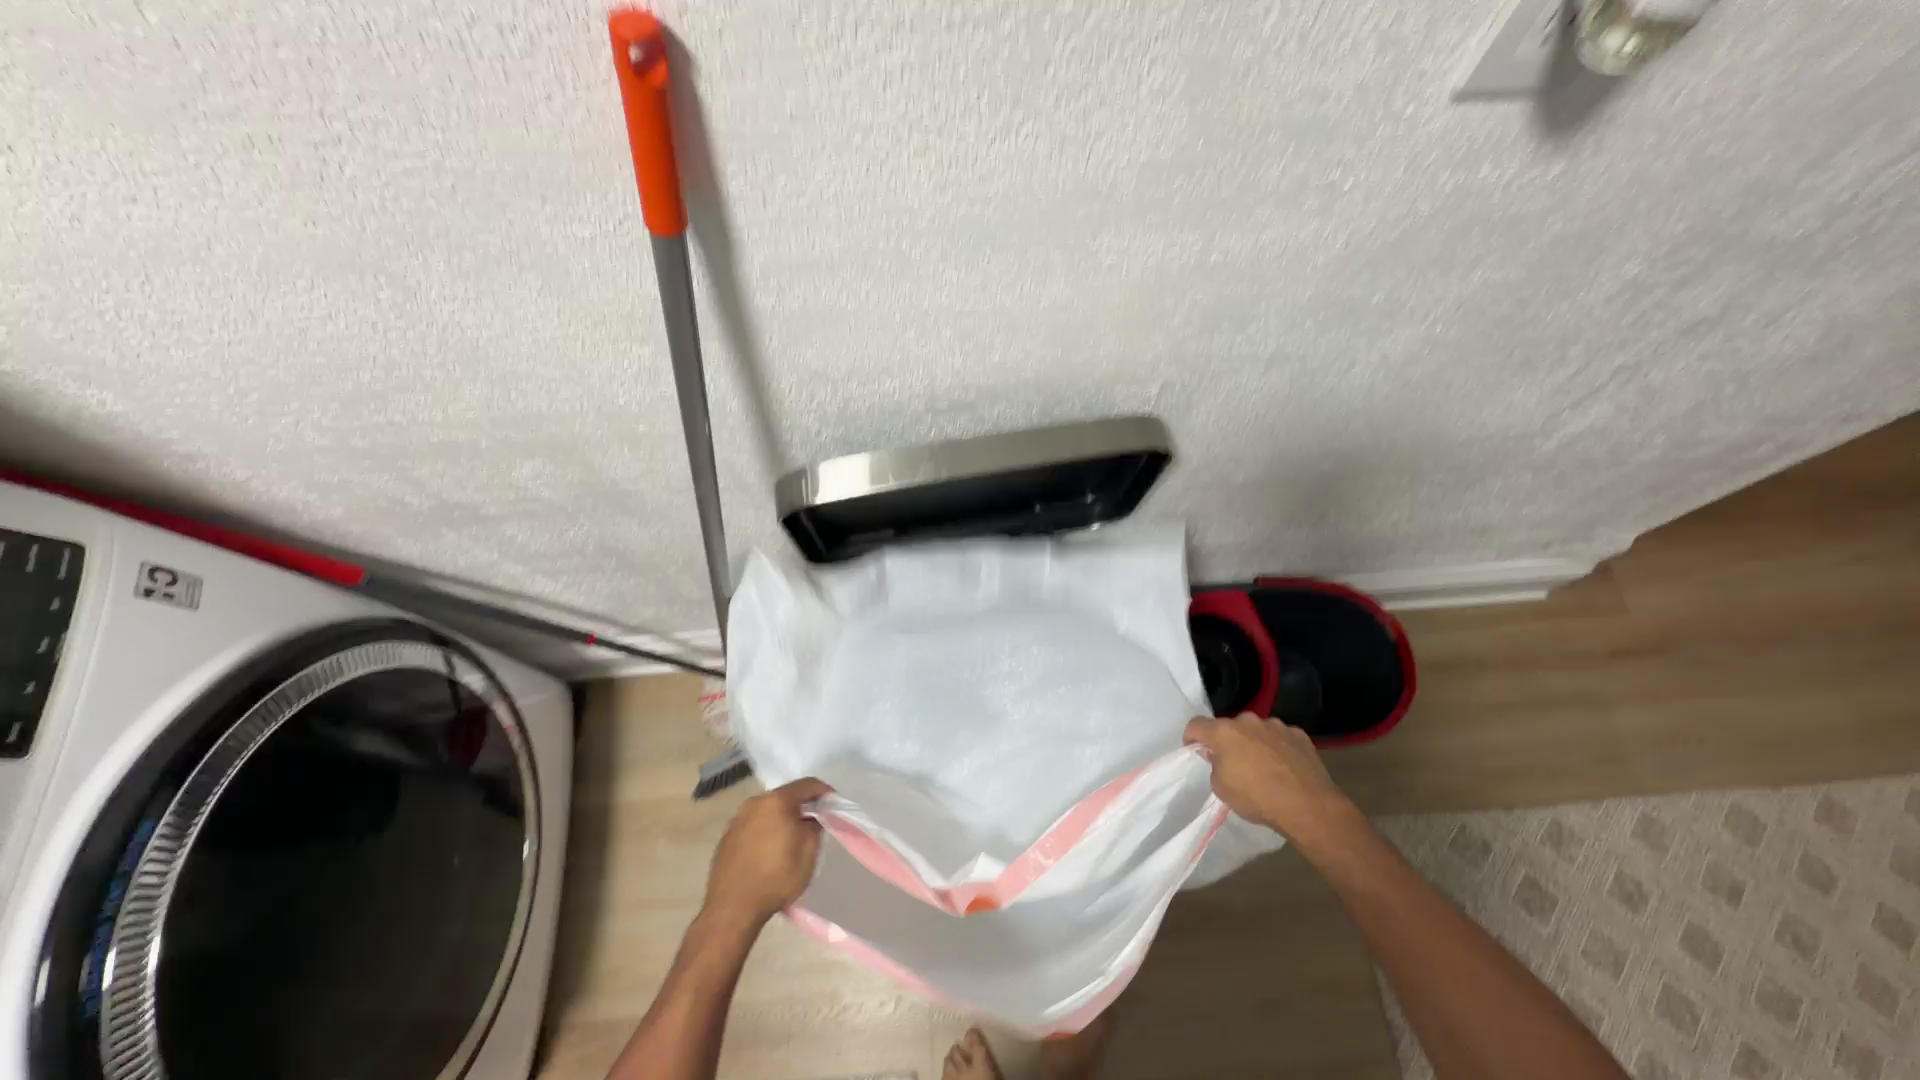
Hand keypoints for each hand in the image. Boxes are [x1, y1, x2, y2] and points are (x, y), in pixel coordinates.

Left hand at [703, 777, 830, 927]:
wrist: (733, 907)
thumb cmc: (777, 876)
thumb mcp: (809, 852)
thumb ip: (814, 827)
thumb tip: (810, 819)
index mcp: (776, 801)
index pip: (807, 785)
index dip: (824, 792)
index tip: (834, 805)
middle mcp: (753, 804)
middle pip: (785, 797)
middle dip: (802, 806)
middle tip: (816, 822)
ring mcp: (736, 820)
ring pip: (767, 811)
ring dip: (782, 819)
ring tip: (792, 839)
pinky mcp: (726, 838)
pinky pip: (753, 826)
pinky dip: (766, 831)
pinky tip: (770, 851)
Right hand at [1184, 713, 1356, 840]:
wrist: (1307, 805)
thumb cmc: (1257, 798)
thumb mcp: (1221, 788)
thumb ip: (1215, 766)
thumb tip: (1220, 757)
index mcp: (1224, 732)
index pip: (1196, 724)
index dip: (1192, 737)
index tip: (1196, 750)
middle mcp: (1249, 721)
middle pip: (1229, 726)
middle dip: (1227, 741)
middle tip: (1233, 763)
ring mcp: (1276, 725)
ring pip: (1257, 730)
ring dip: (1254, 742)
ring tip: (1263, 766)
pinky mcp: (1299, 734)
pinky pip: (1280, 737)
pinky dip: (1278, 747)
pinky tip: (1284, 767)